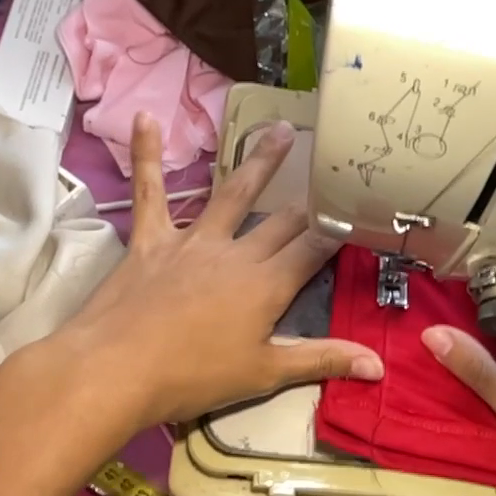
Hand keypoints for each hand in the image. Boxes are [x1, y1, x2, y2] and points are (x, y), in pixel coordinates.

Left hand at [36, 114, 381, 437]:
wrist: (116, 369)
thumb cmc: (195, 376)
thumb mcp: (266, 374)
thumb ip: (323, 360)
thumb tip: (379, 366)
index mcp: (267, 285)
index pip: (313, 249)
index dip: (338, 229)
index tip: (360, 209)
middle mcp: (235, 253)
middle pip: (280, 219)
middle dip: (310, 195)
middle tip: (331, 163)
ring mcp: (191, 241)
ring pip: (232, 193)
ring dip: (259, 162)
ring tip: (279, 128)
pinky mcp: (150, 240)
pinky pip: (150, 191)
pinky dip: (147, 155)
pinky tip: (147, 118)